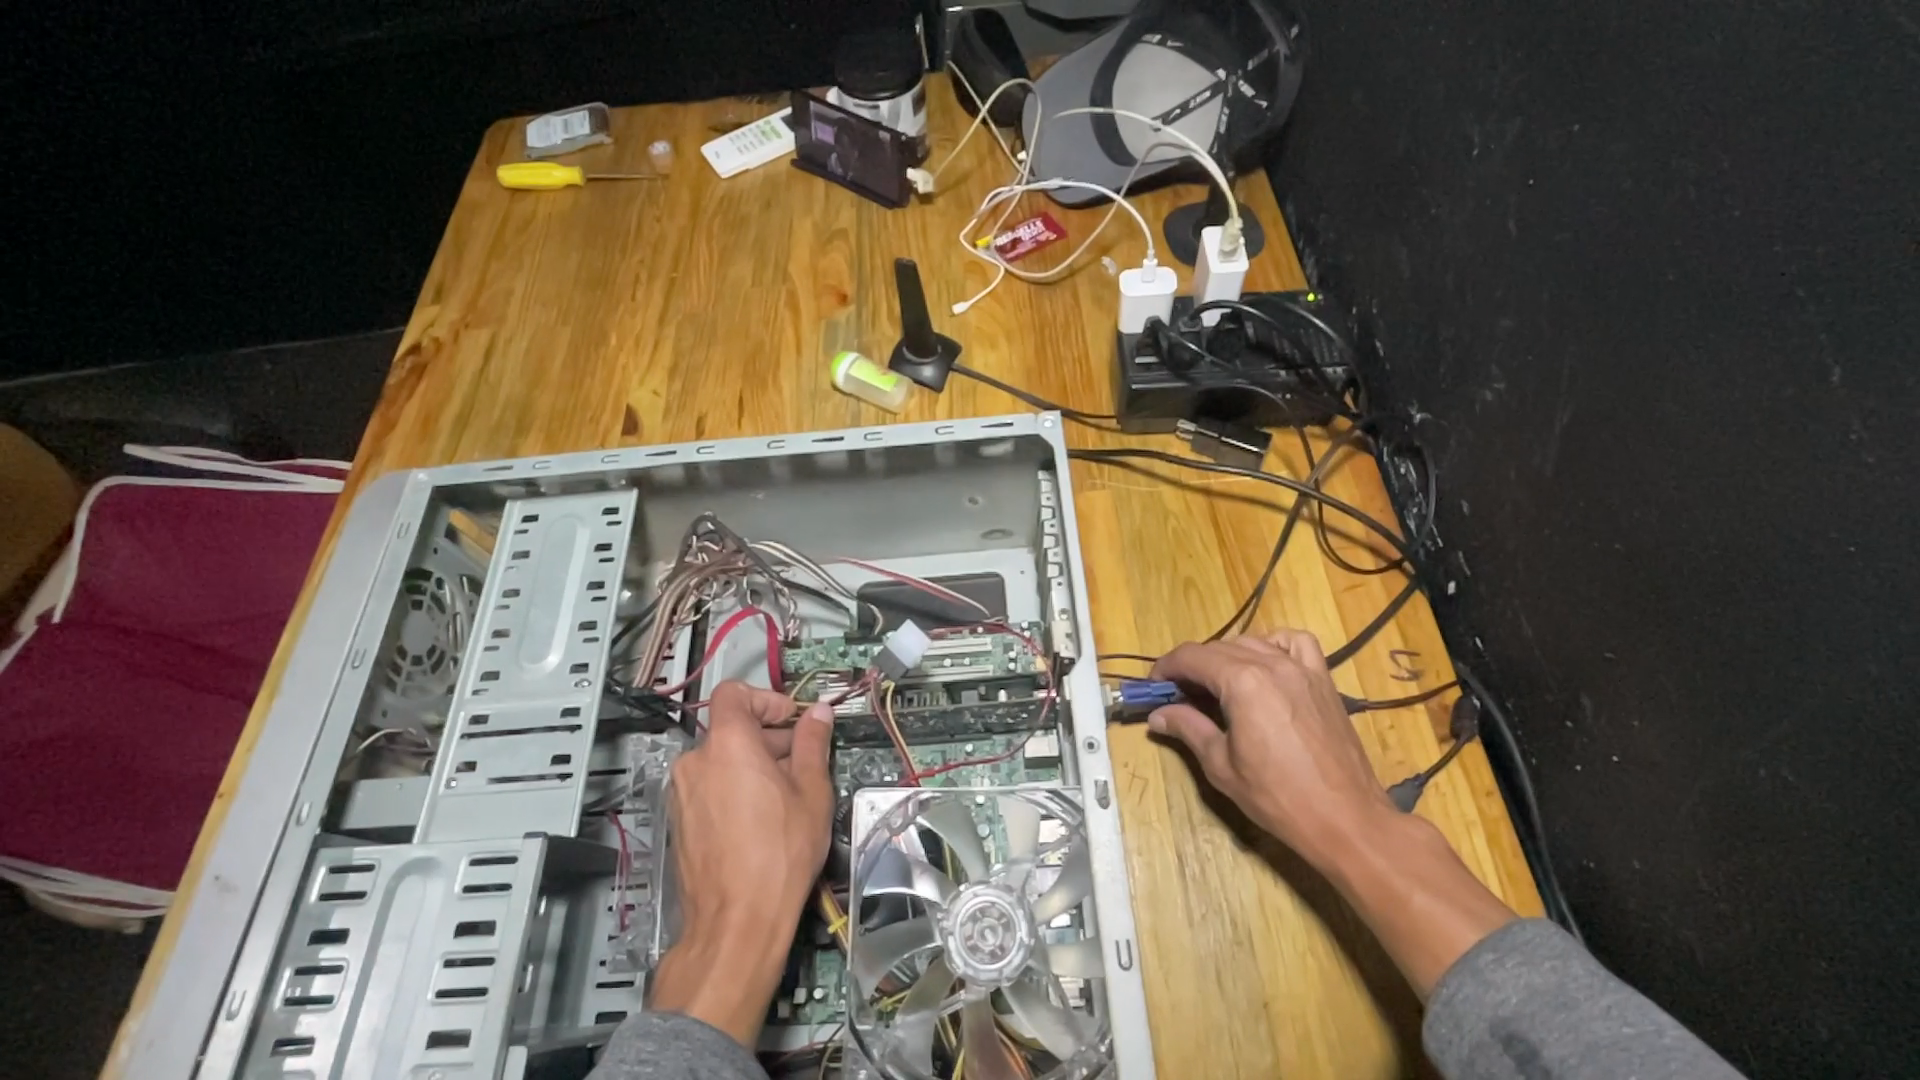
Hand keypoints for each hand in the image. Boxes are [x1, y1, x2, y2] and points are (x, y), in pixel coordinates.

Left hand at [647, 681, 835, 1045]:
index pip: (735, 693)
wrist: (738, 921)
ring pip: (721, 760)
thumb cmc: (780, 854)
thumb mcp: (811, 791)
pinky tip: (763, 818)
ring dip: (753, 765)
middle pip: (731, 728)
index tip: (792, 720)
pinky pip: (710, 787)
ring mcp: (682, 793)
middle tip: (802, 762)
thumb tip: (818, 714)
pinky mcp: (680, 821)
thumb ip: (812, 743)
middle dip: (768, 738)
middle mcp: (695, 762)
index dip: (767, 700)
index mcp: (727, 744)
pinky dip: (735, 789)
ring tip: (787, 796)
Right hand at [1149, 630, 1395, 870]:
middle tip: (1177, 695)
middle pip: (1218, 648)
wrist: (1346, 818)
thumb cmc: (1278, 797)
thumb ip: (1189, 729)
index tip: (1153, 686)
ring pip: (1252, 642)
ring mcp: (1302, 668)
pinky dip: (1273, 645)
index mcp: (1242, 682)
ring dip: (1226, 656)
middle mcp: (1272, 663)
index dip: (1166, 668)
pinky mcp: (1323, 679)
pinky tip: (1264, 665)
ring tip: (1216, 684)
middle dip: (1192, 666)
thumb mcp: (1221, 765)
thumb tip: (1158, 716)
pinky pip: (1296, 643)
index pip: (1191, 657)